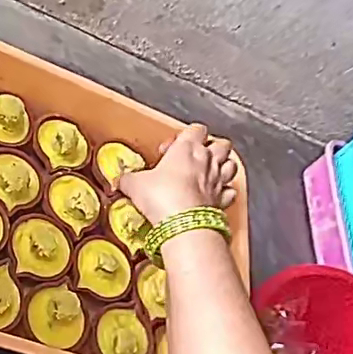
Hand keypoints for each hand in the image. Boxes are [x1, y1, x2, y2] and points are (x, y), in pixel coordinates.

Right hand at [117, 124, 237, 224]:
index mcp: (187, 148)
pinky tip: (214, 196)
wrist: (182, 224)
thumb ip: (128, 180)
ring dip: (223, 166)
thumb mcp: (135, 185)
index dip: (184, 136)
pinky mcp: (223, 201)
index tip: (169, 150)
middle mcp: (208, 160)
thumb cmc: (162, 197)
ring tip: (209, 173)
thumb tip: (121, 181)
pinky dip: (225, 192)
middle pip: (220, 143)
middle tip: (194, 158)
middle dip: (210, 147)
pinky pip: (230, 192)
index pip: (195, 129)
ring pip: (231, 164)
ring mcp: (218, 180)